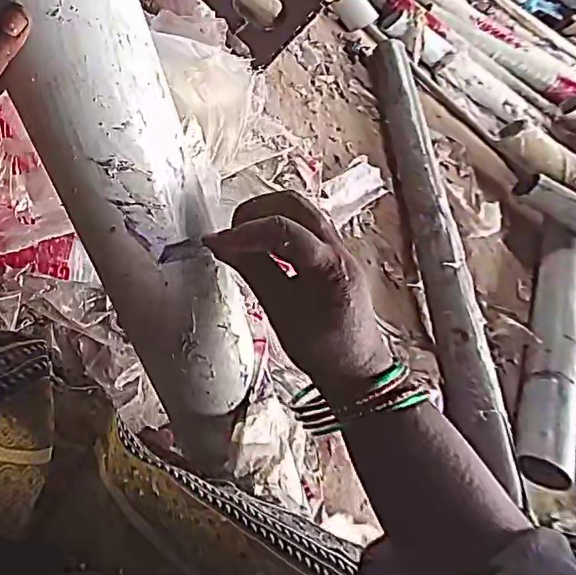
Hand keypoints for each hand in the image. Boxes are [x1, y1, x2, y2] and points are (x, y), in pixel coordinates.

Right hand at [203, 191, 391, 399]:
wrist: (358, 370)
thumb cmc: (321, 347)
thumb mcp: (279, 309)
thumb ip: (251, 268)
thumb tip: (219, 243)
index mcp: (330, 266)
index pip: (282, 229)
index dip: (243, 232)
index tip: (216, 242)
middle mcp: (339, 248)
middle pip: (293, 204)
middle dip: (254, 212)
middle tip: (232, 235)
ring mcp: (340, 248)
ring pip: (299, 208)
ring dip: (265, 215)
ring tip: (243, 239)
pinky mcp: (333, 252)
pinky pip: (302, 223)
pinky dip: (276, 225)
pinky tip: (261, 247)